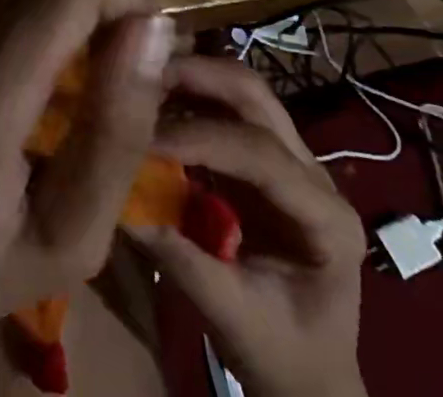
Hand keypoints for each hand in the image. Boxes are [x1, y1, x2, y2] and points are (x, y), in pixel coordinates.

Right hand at [132, 56, 366, 396]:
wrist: (308, 373)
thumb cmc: (281, 353)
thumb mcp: (232, 317)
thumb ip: (182, 260)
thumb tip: (117, 204)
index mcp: (325, 217)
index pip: (260, 154)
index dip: (194, 137)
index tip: (134, 135)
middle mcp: (314, 175)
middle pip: (255, 97)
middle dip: (193, 76)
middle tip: (131, 75)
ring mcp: (288, 163)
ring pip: (240, 92)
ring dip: (185, 77)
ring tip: (130, 79)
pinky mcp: (258, 163)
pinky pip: (220, 111)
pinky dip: (180, 97)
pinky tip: (141, 102)